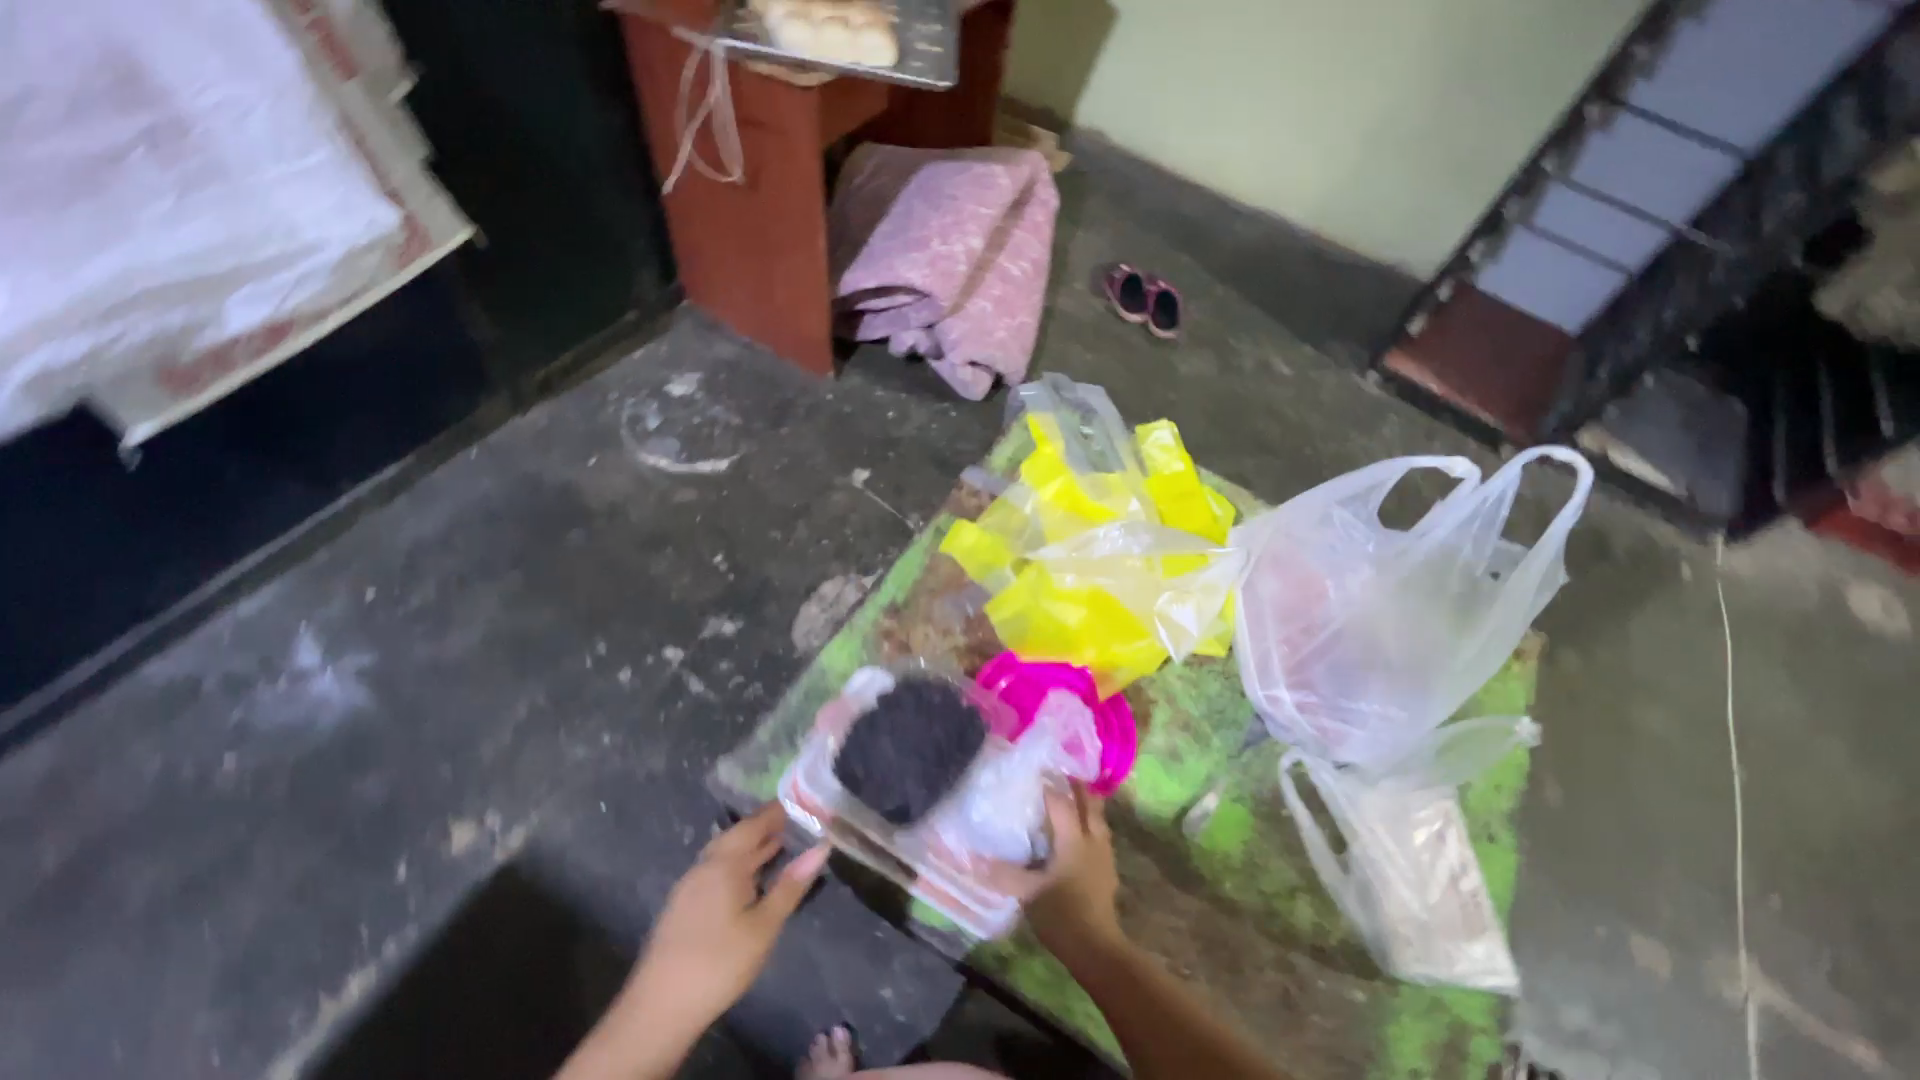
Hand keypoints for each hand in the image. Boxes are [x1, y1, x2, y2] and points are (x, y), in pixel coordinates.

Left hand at [624, 804, 828, 1033]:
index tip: (803, 800)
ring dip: (750, 846)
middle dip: (764, 827)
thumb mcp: (764, 926)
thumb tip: (820, 847)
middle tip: (796, 822)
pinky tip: (750, 879)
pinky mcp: (683, 906)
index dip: (777, 812)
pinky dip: (738, 864)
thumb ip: (791, 885)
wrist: (661, 1006)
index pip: (754, 825)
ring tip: (780, 845)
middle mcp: (704, 866)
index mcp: (724, 864)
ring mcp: (689, 886)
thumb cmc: (720, 962)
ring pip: (724, 854)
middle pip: (736, 836)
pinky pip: (715, 871)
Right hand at [995, 782, 1124, 960]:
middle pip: (1089, 804)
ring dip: (1087, 805)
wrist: (1096, 948)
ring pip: (1099, 820)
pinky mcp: (1107, 872)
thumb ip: (1004, 874)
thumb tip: (975, 859)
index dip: (1049, 785)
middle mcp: (1092, 841)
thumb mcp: (1028, 893)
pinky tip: (1079, 836)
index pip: (1061, 803)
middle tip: (1062, 773)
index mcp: (1073, 840)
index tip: (1037, 770)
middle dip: (1077, 787)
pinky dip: (1090, 825)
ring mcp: (1104, 856)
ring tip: (1072, 798)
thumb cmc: (1062, 914)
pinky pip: (1100, 837)